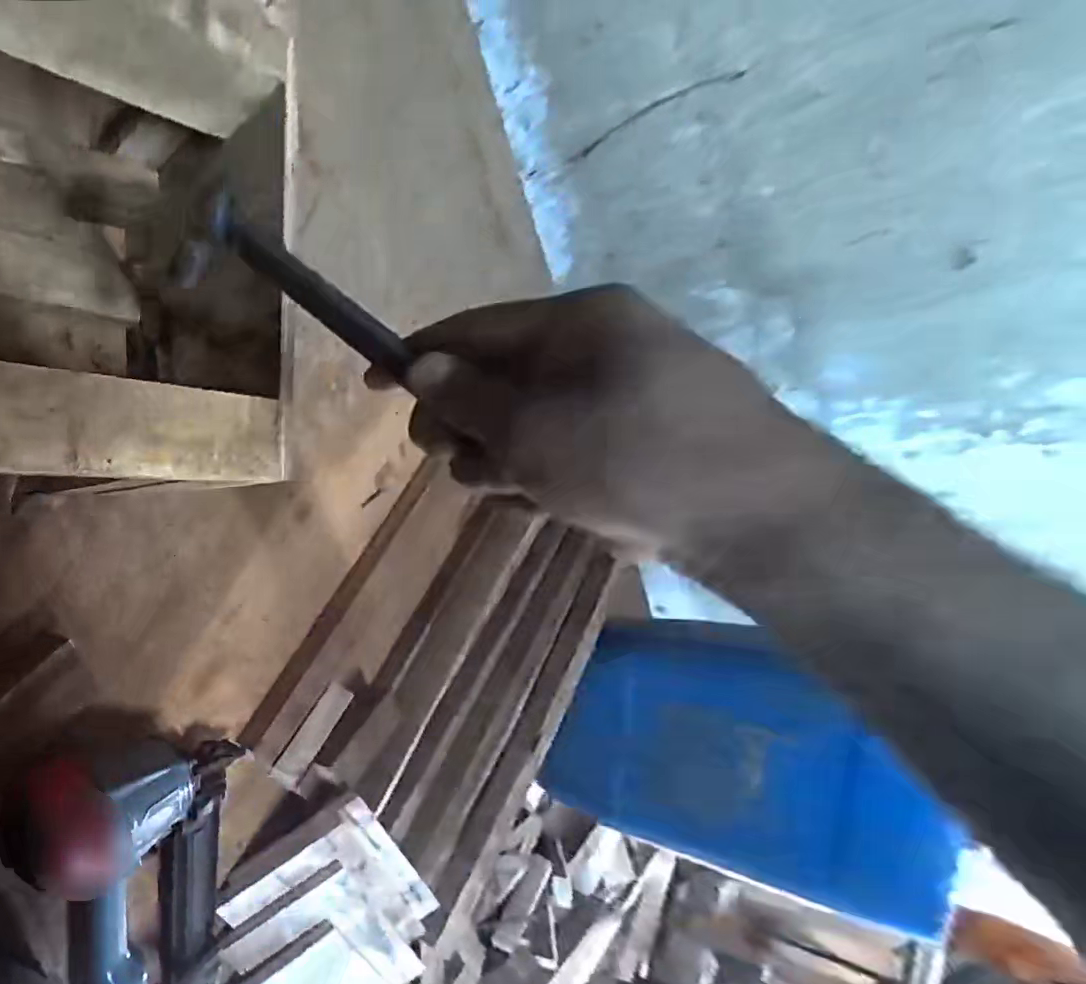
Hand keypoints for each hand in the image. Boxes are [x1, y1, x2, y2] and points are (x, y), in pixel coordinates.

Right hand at [382, 285, 850, 556]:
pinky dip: (528, 479)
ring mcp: (601, 400)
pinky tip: (543, 503)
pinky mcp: (610, 444)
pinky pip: (540, 454)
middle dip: (458, 424)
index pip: (471, 330)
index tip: (371, 384)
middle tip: (450, 455)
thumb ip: (465, 396)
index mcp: (574, 325)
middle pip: (483, 382)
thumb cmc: (630, 456)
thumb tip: (418, 365)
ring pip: (506, 428)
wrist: (751, 519)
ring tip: (517, 489)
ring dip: (493, 462)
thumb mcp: (530, 427)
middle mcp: (587, 353)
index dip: (415, 356)